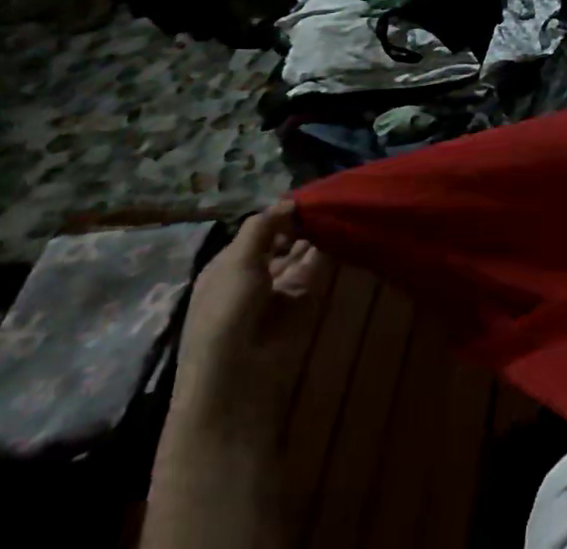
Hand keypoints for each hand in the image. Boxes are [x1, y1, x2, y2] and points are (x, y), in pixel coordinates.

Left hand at [170, 202, 331, 437]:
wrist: (240, 367)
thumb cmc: (226, 310)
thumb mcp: (238, 262)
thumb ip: (263, 227)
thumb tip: (288, 200)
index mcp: (228, 265)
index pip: (258, 231)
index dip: (278, 215)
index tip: (305, 198)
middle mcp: (254, 273)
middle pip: (282, 241)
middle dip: (300, 224)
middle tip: (327, 203)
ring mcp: (280, 287)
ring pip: (302, 253)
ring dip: (316, 236)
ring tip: (337, 213)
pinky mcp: (304, 299)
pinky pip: (316, 269)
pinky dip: (326, 253)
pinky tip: (340, 234)